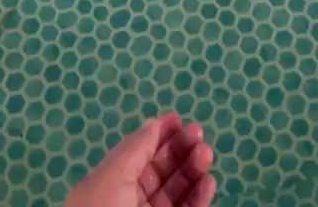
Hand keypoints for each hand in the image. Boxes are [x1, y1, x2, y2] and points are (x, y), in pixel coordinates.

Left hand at [64, 113, 215, 206]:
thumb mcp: (111, 178)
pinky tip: (208, 182)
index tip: (177, 118)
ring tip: (206, 154)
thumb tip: (154, 124)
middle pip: (160, 171)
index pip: (137, 156)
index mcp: (109, 188)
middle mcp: (131, 205)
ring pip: (177, 192)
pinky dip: (200, 197)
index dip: (157, 135)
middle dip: (180, 149)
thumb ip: (135, 149)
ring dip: (193, 170)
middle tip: (198, 133)